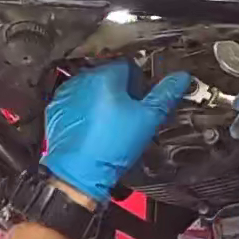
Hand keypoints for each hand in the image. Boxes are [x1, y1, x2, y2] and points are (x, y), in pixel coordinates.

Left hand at [43, 61, 191, 204]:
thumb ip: (165, 94)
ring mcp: (67, 93)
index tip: (143, 99)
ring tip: (111, 122)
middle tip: (130, 113)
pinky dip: (85, 109)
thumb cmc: (111, 146)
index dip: (140, 82)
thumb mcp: (148, 119)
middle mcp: (84, 79)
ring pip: (92, 87)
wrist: (78, 173)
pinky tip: (95, 127)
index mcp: (107, 76)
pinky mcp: (57, 109)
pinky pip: (76, 101)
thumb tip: (181, 77)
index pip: (130, 65)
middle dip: (122, 90)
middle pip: (110, 74)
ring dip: (102, 98)